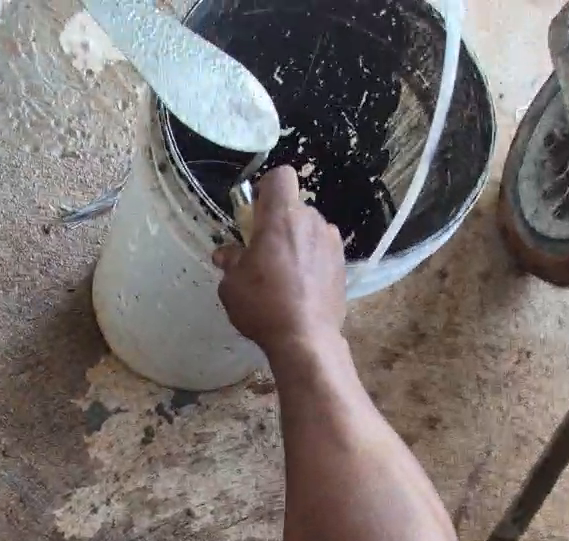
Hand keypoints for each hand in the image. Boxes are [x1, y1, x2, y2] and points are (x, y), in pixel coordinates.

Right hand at [212, 167, 348, 366]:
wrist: (305, 337)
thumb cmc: (262, 305)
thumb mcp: (232, 285)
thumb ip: (230, 261)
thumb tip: (227, 253)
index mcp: (281, 219)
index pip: (280, 177)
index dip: (265, 188)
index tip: (253, 213)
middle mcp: (311, 221)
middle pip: (293, 208)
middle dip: (277, 224)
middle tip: (261, 255)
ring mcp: (331, 241)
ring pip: (308, 230)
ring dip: (294, 243)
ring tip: (281, 276)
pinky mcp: (341, 262)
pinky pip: (320, 250)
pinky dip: (309, 261)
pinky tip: (298, 288)